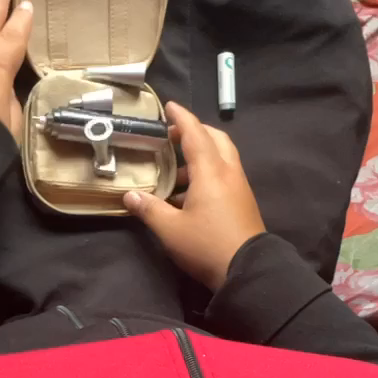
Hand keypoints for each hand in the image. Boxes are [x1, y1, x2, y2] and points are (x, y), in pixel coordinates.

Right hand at [123, 103, 266, 289]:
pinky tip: (188, 193)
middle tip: (172, 137)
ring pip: (221, 157)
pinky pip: (224, 176)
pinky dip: (206, 173)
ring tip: (175, 169)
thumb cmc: (207, 245)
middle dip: (194, 132)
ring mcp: (238, 187)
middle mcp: (228, 172)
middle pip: (214, 139)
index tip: (169, 106)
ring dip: (200, 155)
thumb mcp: (170, 230)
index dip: (181, 118)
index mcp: (210, 171)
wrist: (248, 271)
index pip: (195, 134)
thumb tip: (130, 196)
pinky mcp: (242, 202)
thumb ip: (149, 209)